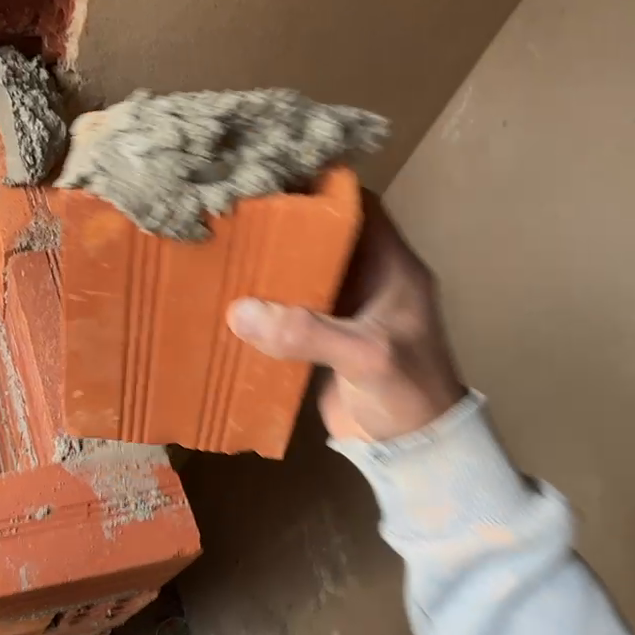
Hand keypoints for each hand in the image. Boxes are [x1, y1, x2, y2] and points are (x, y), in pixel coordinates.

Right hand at [226, 194, 465, 440]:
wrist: (413, 451)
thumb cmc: (406, 394)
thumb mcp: (364, 357)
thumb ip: (308, 333)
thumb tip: (239, 312)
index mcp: (392, 268)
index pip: (358, 208)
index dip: (319, 190)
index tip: (271, 182)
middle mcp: (368, 280)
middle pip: (321, 236)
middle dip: (281, 225)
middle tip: (232, 214)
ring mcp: (344, 310)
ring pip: (301, 271)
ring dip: (267, 264)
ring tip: (221, 249)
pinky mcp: (323, 338)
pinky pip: (289, 308)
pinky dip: (262, 302)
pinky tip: (227, 298)